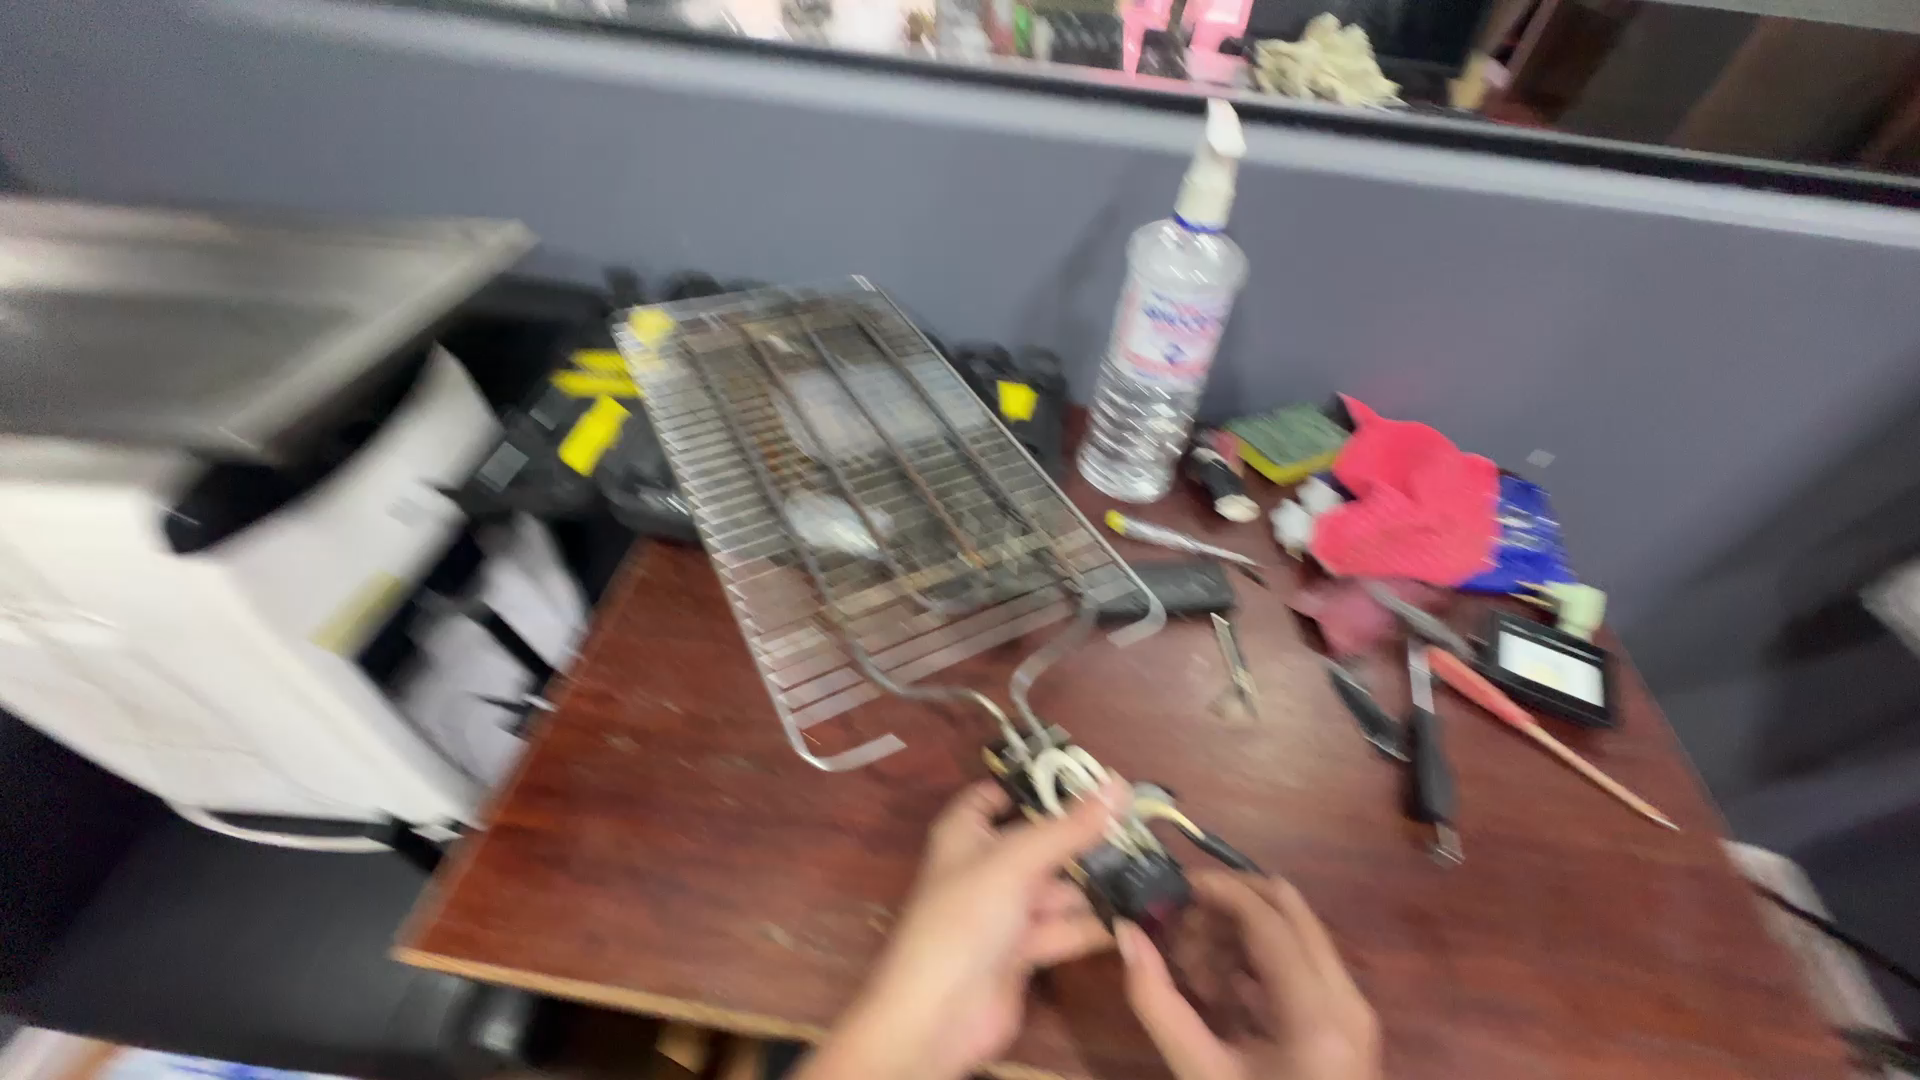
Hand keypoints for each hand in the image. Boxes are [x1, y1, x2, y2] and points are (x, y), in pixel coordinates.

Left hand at [794, 779, 1123, 1079]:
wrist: (937, 1015)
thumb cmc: (965, 917)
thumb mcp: (1016, 860)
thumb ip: (1069, 826)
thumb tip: (1118, 783)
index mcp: (966, 831)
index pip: (998, 793)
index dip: (1034, 783)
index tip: (1084, 775)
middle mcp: (985, 865)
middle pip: (1038, 840)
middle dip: (1080, 836)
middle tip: (1136, 824)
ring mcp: (1003, 909)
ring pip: (1055, 885)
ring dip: (1093, 880)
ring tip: (1146, 865)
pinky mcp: (1022, 950)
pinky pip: (1062, 927)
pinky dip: (1091, 923)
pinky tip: (1132, 914)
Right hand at [1117, 871, 1379, 1079]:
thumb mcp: (1201, 1075)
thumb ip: (1157, 1001)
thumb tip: (1124, 931)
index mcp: (1317, 1015)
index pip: (1266, 918)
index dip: (1215, 889)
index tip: (1169, 888)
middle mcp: (1347, 998)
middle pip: (1287, 907)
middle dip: (1227, 902)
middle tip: (1179, 922)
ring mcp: (1353, 1009)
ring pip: (1293, 929)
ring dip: (1237, 930)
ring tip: (1190, 965)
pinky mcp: (1346, 1021)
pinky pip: (1299, 960)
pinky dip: (1253, 958)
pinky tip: (1214, 989)